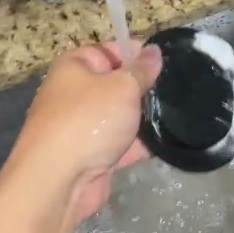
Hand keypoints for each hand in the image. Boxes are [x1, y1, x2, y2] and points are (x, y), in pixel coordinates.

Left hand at [6, 41, 162, 225]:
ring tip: (177, 115)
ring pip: (119, 116)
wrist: (56, 183)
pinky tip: (166, 143)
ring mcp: (81, 127)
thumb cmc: (88, 121)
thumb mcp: (123, 87)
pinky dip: (138, 145)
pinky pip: (119, 144)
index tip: (164, 62)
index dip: (136, 53)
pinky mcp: (90, 156)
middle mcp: (74, 94)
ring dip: (142, 118)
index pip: (109, 50)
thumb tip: (154, 50)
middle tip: (174, 90)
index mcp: (74, 67)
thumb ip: (142, 69)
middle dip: (142, 88)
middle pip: (115, 84)